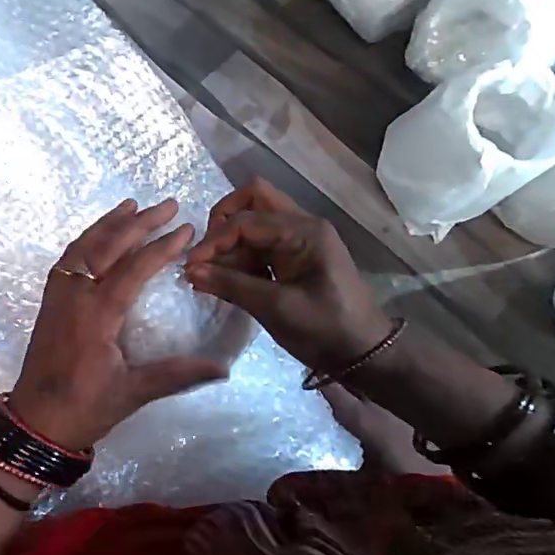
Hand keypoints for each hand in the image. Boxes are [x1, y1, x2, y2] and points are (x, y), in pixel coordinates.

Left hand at [10, 199, 232, 451]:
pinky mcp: (50, 302)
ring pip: (84, 246)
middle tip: (168, 204)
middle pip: (108, 246)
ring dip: (109, 224)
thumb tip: (223, 369)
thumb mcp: (134, 393)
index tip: (187, 229)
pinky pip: (68, 259)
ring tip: (133, 205)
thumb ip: (177, 375)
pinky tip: (98, 236)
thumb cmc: (86, 408)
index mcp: (98, 313)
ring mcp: (58, 296)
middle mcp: (76, 295)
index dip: (163, 246)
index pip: (135, 267)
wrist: (36, 422)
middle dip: (139, 222)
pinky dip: (86, 240)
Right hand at [184, 179, 392, 371]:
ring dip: (229, 244)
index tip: (191, 267)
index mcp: (304, 232)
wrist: (364, 353)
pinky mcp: (294, 258)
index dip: (213, 241)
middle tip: (205, 257)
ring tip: (211, 277)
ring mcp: (298, 240)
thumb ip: (232, 286)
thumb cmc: (326, 329)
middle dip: (222, 224)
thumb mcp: (277, 308)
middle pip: (252, 201)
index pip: (246, 220)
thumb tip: (190, 271)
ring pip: (253, 222)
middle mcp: (301, 226)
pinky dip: (240, 258)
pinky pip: (260, 245)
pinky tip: (226, 282)